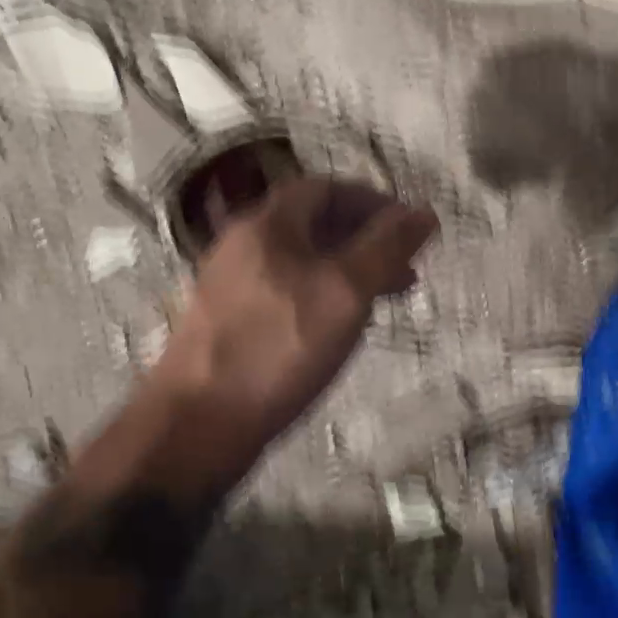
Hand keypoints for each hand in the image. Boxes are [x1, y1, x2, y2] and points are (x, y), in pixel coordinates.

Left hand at [153, 177, 439, 440]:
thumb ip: (387, 246)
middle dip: (366, 238)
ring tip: (384, 299)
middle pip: (314, 223)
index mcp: (268, 225)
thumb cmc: (277, 348)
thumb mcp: (346, 290)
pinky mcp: (227, 325)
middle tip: (406, 266)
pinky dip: (323, 296)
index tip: (409, 226)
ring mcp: (230, 286)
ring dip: (349, 269)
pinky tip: (340, 328)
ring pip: (302, 260)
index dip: (373, 199)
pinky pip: (286, 291)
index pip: (326, 188)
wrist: (193, 429)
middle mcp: (244, 245)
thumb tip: (424, 212)